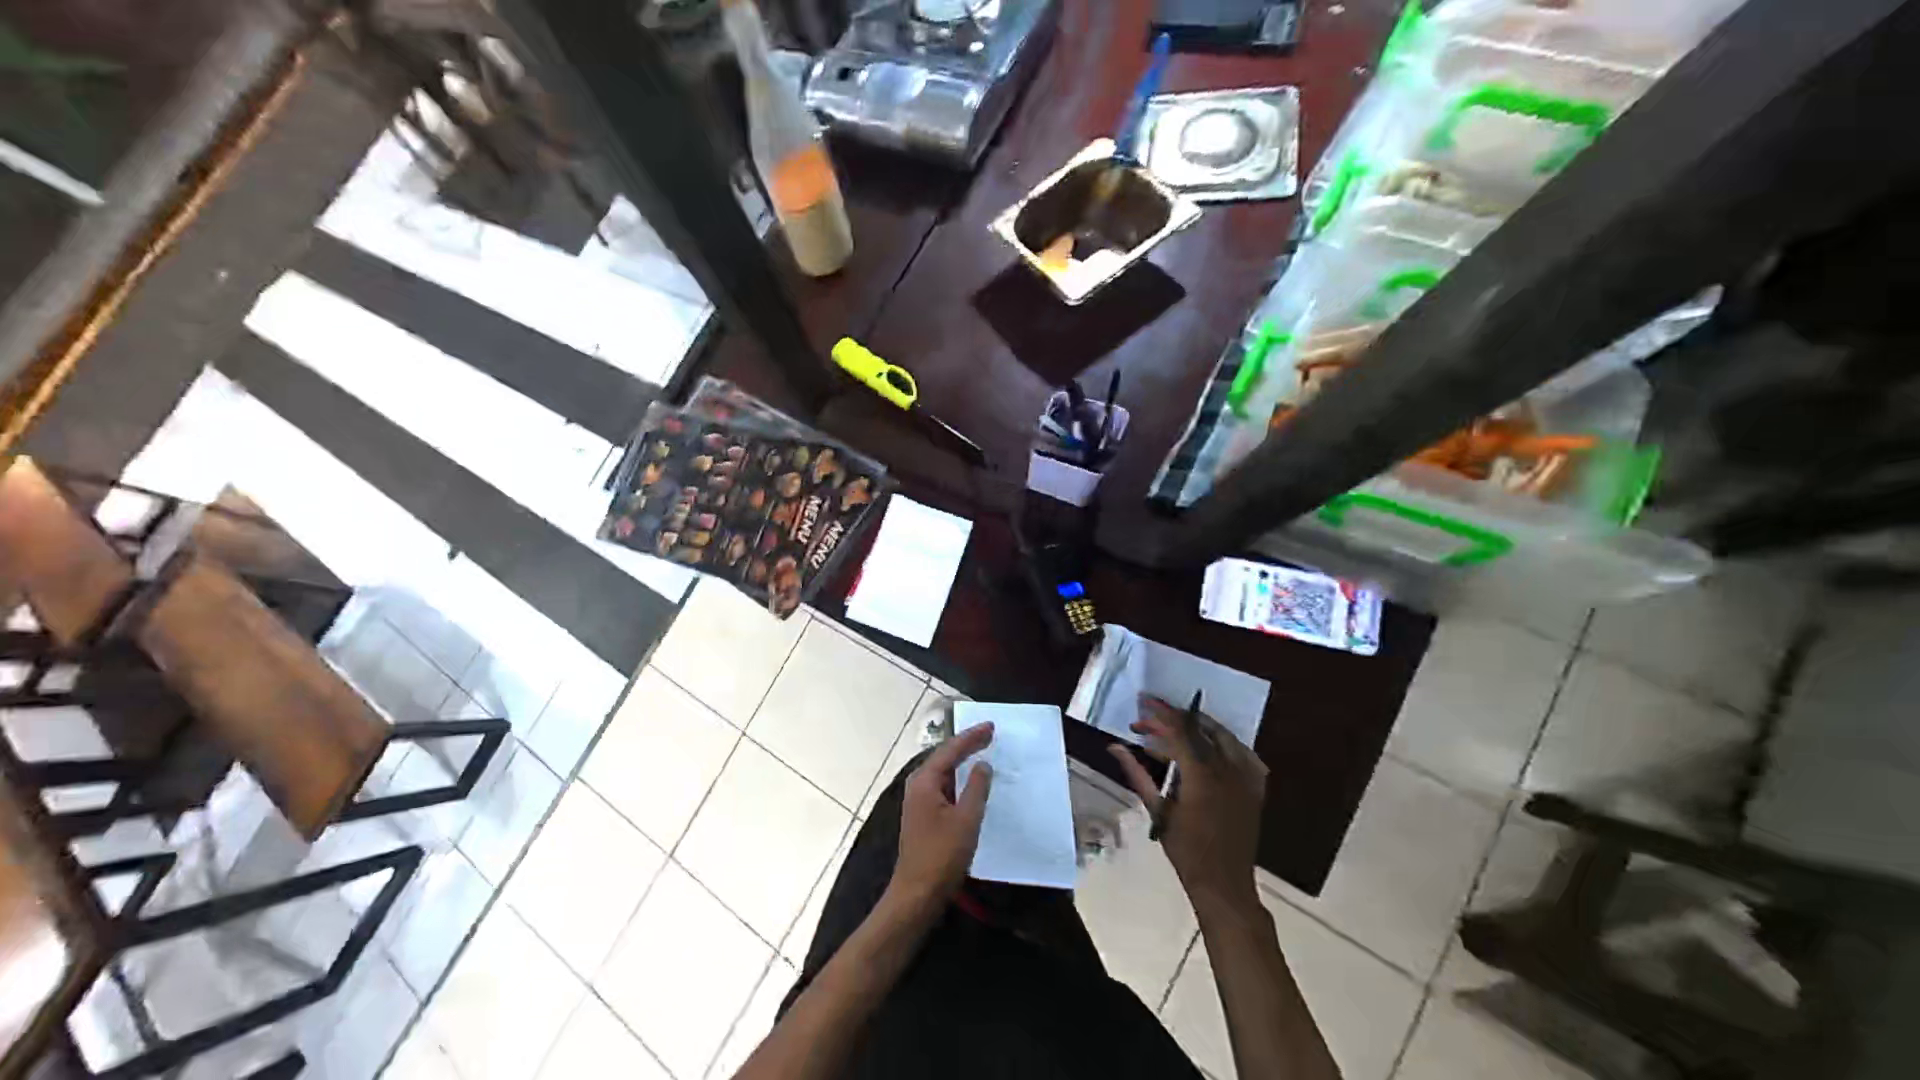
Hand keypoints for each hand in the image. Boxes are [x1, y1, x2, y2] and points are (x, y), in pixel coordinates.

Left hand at [888, 723, 993, 913]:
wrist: (917, 893)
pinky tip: (969, 782)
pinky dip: (957, 778)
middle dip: (966, 744)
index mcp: (925, 780)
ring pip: (942, 771)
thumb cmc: (942, 855)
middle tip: (989, 734)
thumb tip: (982, 764)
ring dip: (961, 760)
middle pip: (943, 756)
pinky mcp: (922, 814)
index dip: (971, 737)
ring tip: (982, 750)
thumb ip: (976, 787)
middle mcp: (917, 785)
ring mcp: (917, 800)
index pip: (950, 750)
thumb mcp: (967, 819)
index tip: (991, 726)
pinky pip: (942, 785)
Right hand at [1110, 696, 1267, 910]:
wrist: (1224, 883)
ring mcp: (1246, 776)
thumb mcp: (1158, 811)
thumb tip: (1115, 747)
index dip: (1160, 714)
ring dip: (1197, 727)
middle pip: (1200, 729)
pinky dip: (1222, 743)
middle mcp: (1227, 769)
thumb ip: (1138, 774)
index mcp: (1202, 775)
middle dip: (1174, 718)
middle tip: (1150, 717)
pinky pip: (1242, 752)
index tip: (1143, 703)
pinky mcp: (1256, 786)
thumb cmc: (1186, 850)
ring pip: (1222, 736)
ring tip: (1174, 728)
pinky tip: (1208, 746)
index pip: (1179, 731)